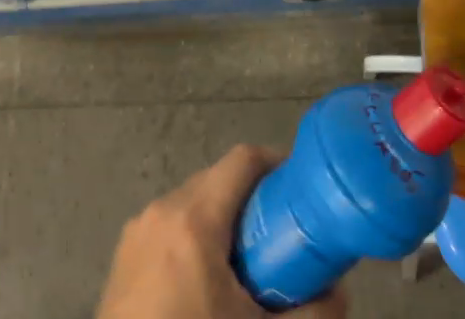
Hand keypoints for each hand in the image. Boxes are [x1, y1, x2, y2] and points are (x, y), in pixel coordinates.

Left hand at [97, 145, 345, 318]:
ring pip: (192, 201)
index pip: (243, 160)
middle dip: (256, 197)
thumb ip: (311, 313)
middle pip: (219, 179)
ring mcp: (137, 229)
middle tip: (286, 231)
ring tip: (252, 259)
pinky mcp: (125, 253)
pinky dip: (196, 235)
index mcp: (194, 219)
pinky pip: (170, 224)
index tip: (304, 187)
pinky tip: (211, 277)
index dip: (278, 164)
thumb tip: (339, 290)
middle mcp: (161, 210)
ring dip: (225, 217)